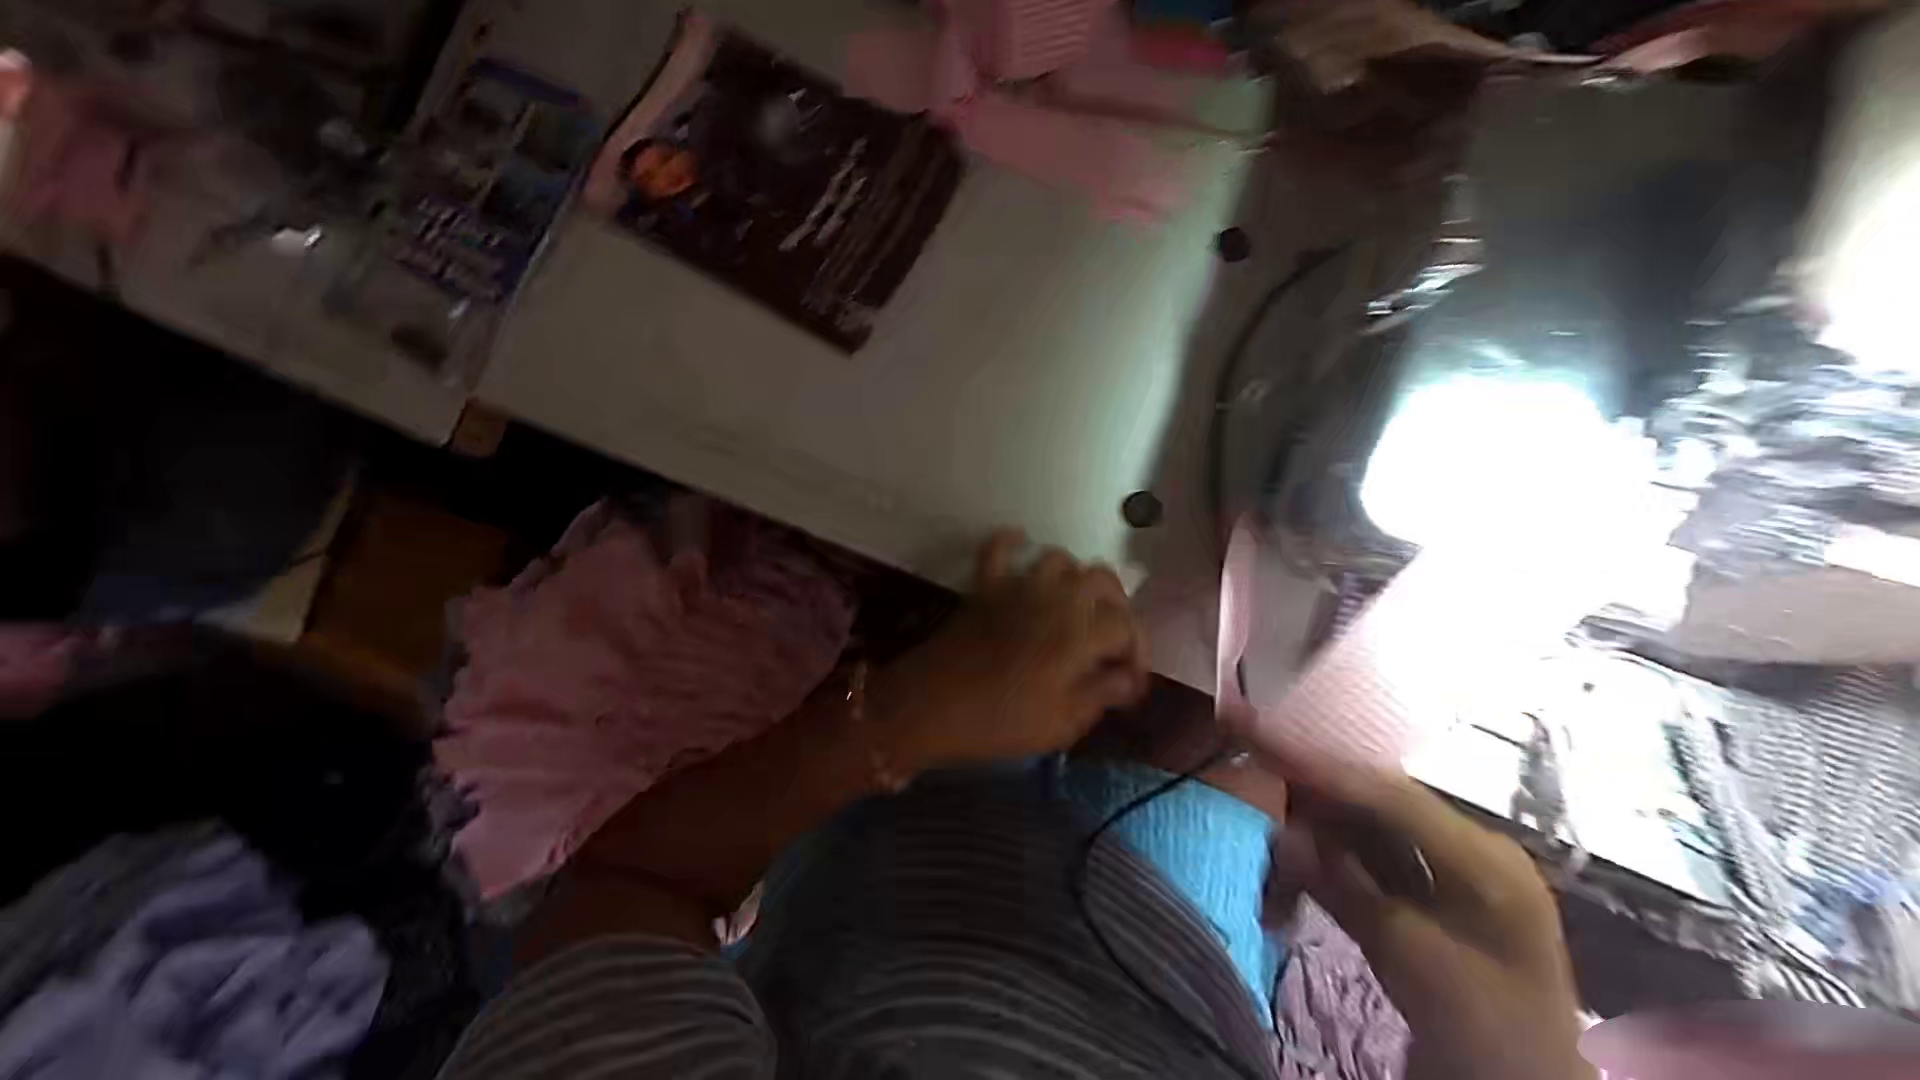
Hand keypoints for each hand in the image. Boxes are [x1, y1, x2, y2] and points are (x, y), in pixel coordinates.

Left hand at [873, 531, 1148, 770]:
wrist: (930, 706)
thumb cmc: (999, 722)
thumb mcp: (1061, 723)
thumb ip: (1101, 693)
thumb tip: (1128, 679)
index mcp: (1079, 633)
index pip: (1127, 626)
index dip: (1137, 652)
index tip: (1130, 682)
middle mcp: (1054, 598)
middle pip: (1102, 580)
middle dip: (1117, 606)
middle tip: (1111, 641)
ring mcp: (1016, 587)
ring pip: (1059, 559)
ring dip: (1075, 577)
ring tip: (1077, 606)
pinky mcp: (984, 587)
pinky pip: (998, 549)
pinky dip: (1012, 543)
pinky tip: (1022, 547)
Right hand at [1265, 747, 1593, 1079]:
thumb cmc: (1487, 1032)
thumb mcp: (1417, 964)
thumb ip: (1348, 892)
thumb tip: (1282, 835)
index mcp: (1483, 858)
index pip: (1391, 797)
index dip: (1324, 770)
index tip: (1264, 745)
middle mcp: (1460, 848)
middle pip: (1369, 801)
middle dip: (1309, 787)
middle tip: (1250, 755)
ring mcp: (1437, 870)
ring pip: (1356, 826)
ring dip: (1306, 824)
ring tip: (1259, 810)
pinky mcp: (1413, 895)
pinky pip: (1355, 859)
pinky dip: (1317, 861)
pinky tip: (1283, 869)